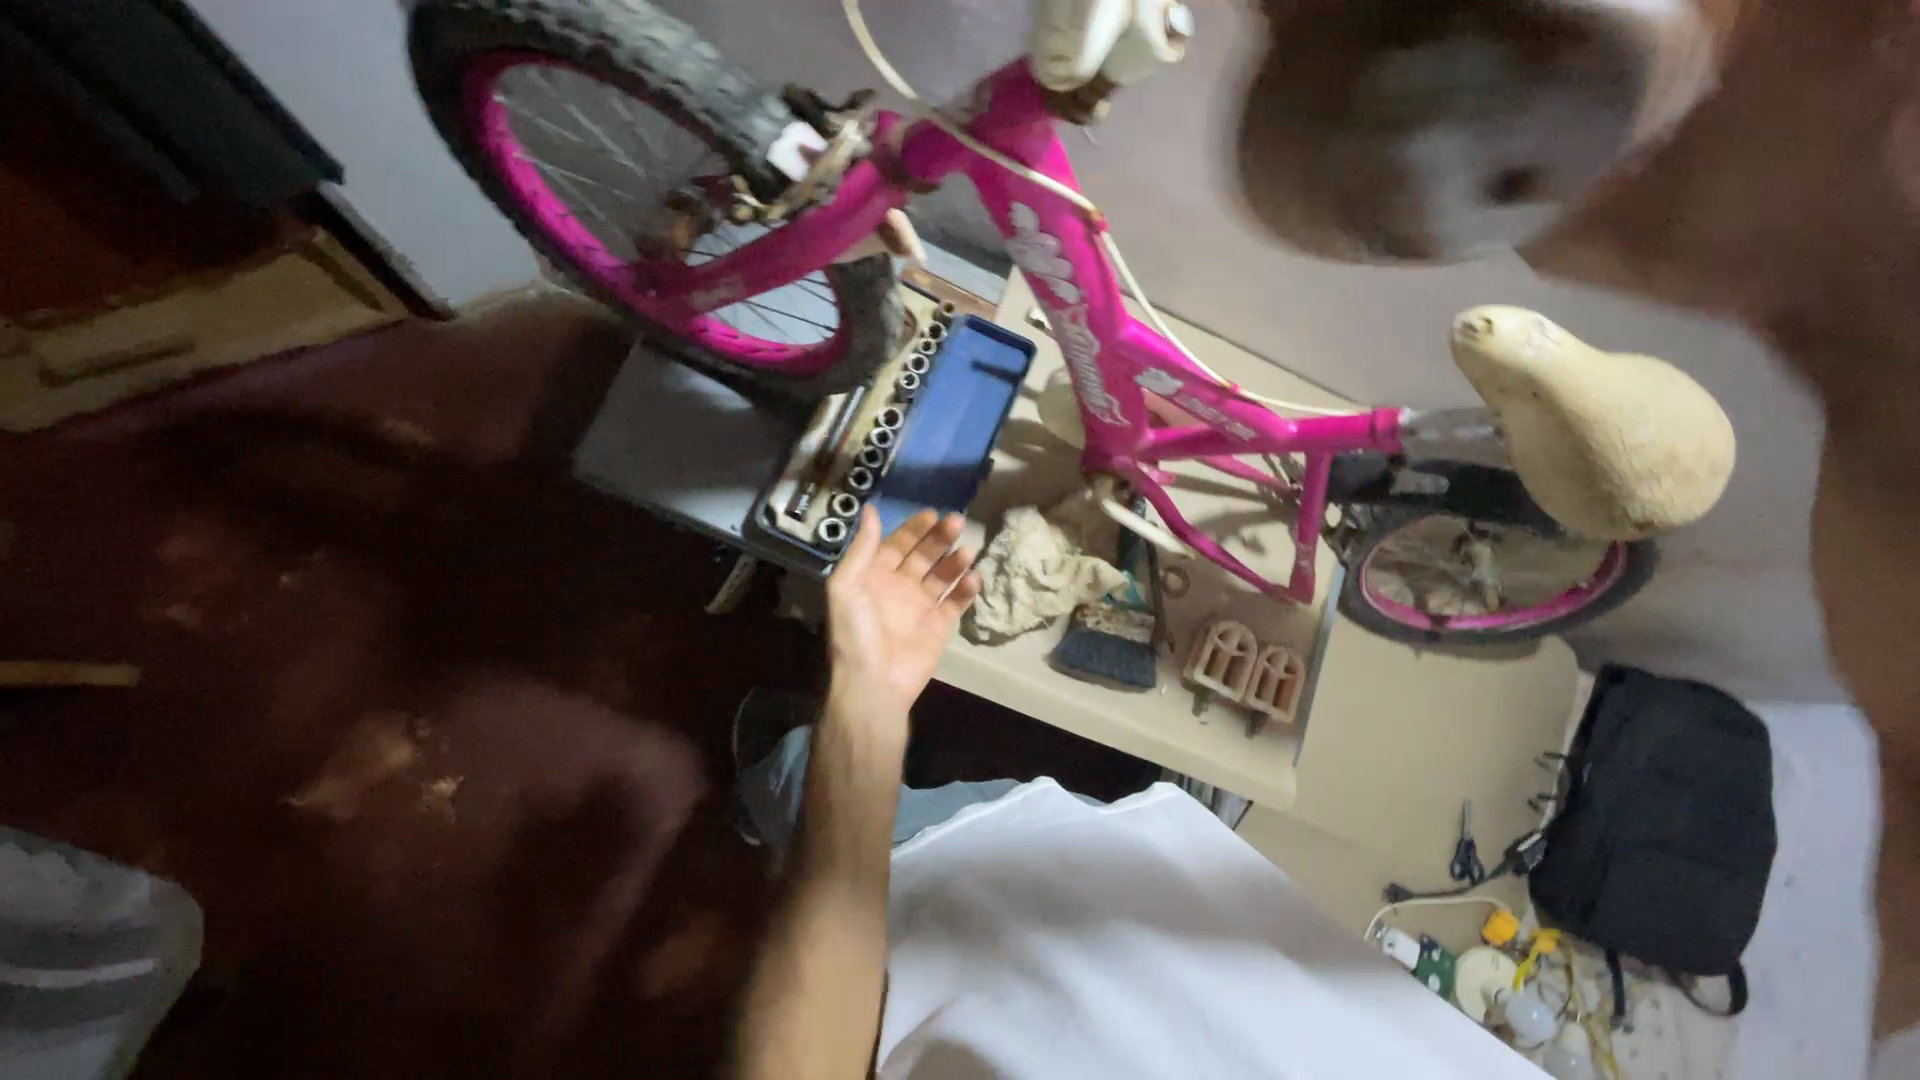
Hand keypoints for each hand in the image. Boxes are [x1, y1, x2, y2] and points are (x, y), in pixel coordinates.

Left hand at [825, 507, 982, 728]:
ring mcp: (920, 607)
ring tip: (967, 549)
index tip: (932, 513)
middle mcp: (898, 587)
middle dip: (939, 538)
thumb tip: (870, 511)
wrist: (873, 682)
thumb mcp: (846, 586)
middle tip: (956, 522)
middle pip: (923, 555)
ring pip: (942, 575)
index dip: (913, 529)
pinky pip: (956, 602)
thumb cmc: (856, 632)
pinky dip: (966, 589)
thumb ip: (861, 549)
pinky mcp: (939, 626)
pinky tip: (974, 577)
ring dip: (954, 560)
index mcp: (873, 576)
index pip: (896, 545)